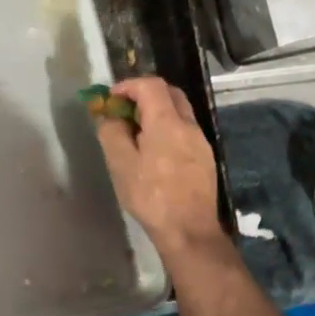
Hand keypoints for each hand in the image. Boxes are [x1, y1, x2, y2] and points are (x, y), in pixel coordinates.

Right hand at [94, 77, 223, 256]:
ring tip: (136, 133)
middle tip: (124, 112)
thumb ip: (112, 133)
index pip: (151, 85)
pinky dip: (168, 128)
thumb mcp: (121, 164)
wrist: (189, 230)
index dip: (128, 86)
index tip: (111, 100)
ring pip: (179, 112)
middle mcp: (188, 125)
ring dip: (157, 112)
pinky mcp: (205, 157)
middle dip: (144, 95)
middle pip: (169, 93)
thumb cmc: (151, 196)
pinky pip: (185, 130)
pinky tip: (154, 152)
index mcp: (167, 122)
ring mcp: (201, 141)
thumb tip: (110, 115)